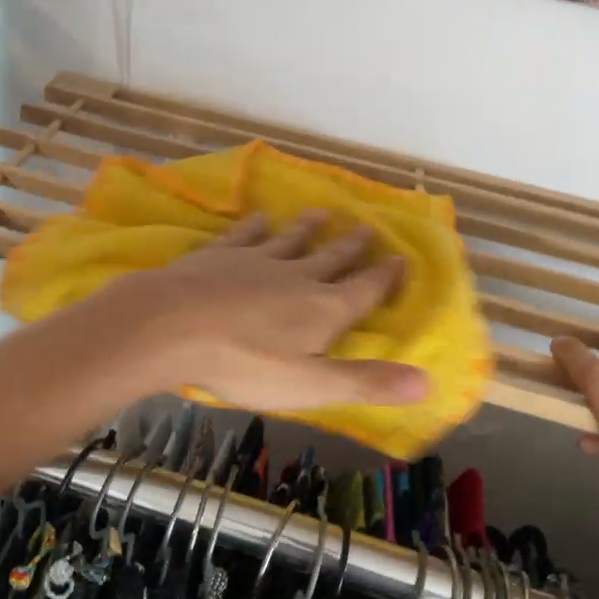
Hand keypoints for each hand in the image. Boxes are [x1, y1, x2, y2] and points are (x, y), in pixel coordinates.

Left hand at [88, 211, 426, 411]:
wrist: (170, 325)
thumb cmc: (243, 363)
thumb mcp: (309, 385)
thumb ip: (365, 382)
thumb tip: (429, 382)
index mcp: (321, 310)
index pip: (363, 291)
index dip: (384, 278)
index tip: (400, 258)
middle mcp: (294, 277)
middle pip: (329, 259)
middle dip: (351, 247)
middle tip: (367, 228)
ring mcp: (254, 261)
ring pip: (290, 240)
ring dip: (308, 228)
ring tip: (322, 213)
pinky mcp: (218, 255)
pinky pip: (244, 235)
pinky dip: (255, 227)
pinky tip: (259, 219)